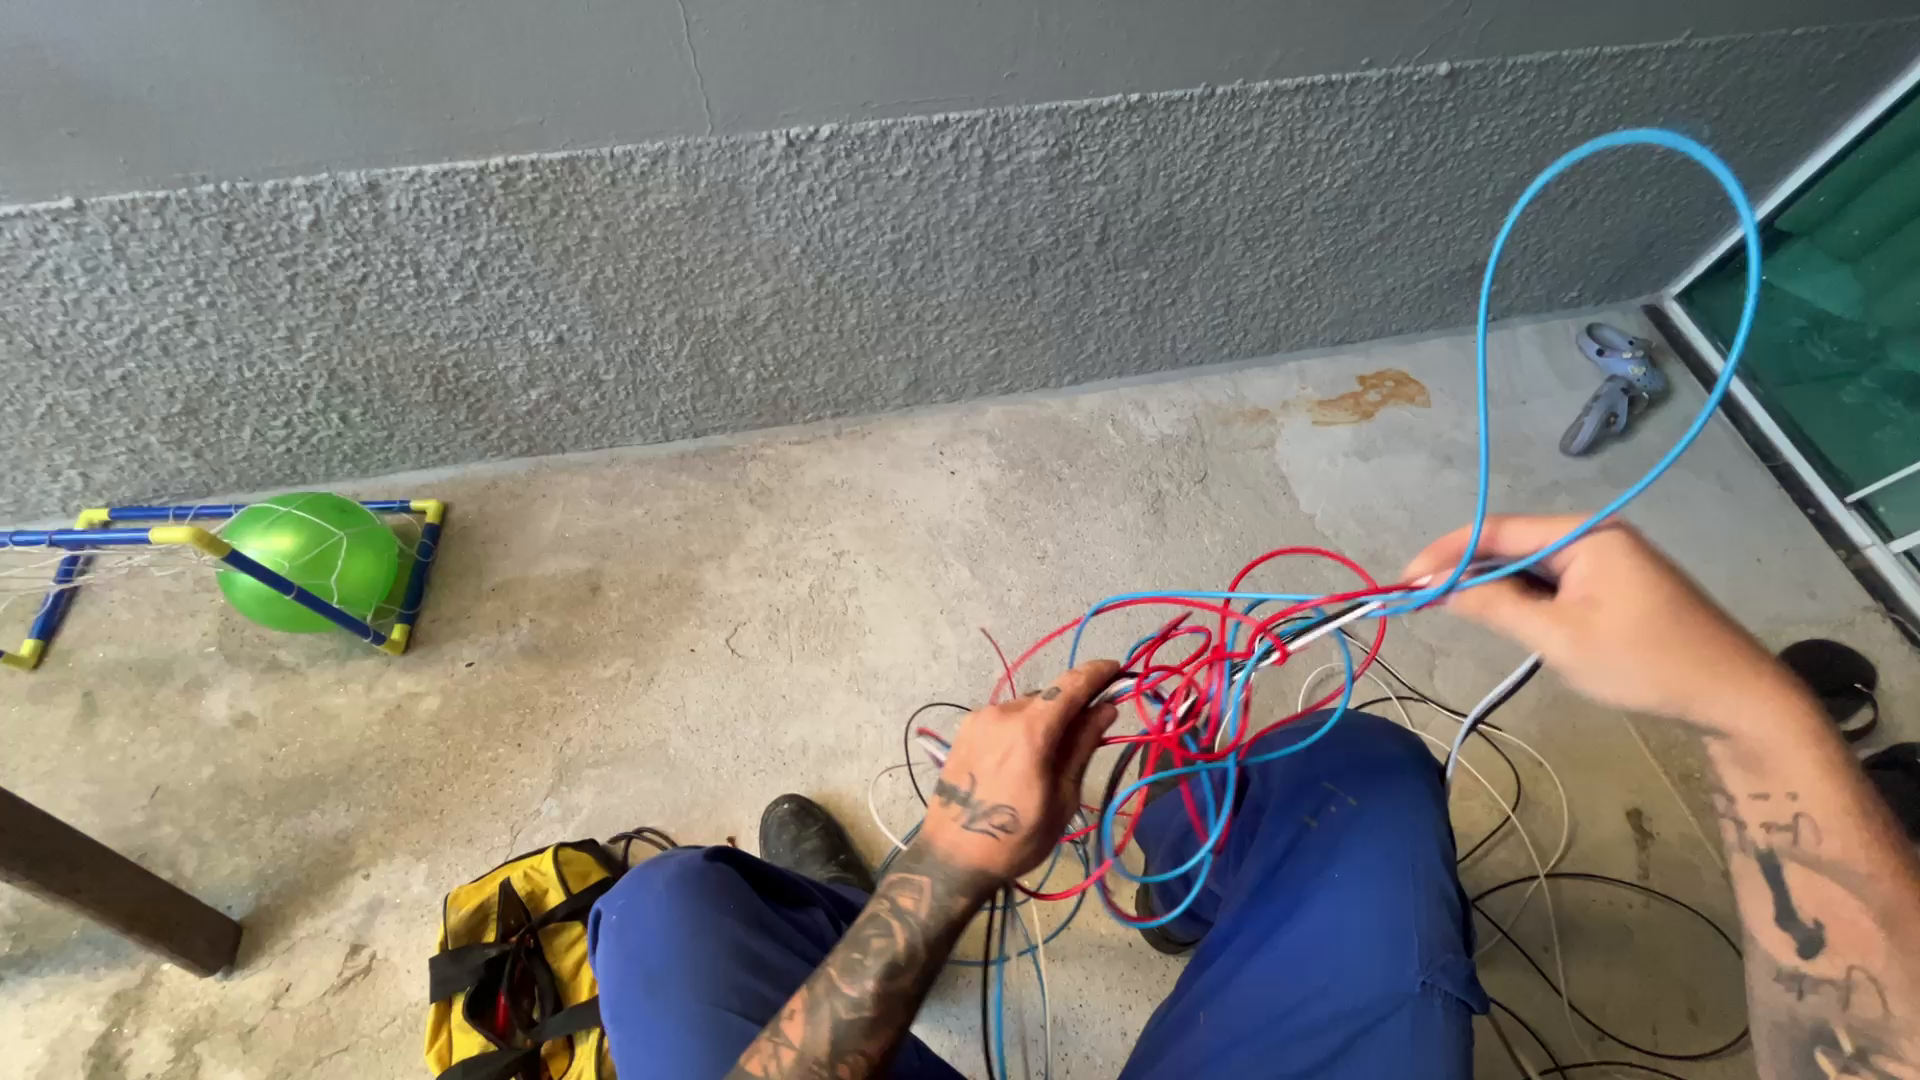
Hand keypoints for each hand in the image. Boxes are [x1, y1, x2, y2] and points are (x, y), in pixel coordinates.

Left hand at [917, 659, 1120, 882]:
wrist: (952, 856)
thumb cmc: (1017, 838)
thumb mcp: (1062, 798)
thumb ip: (1082, 746)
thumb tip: (1106, 708)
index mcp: (1029, 730)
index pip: (1070, 685)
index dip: (1097, 673)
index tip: (1118, 669)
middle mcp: (1002, 713)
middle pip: (1048, 697)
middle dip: (1072, 708)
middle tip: (1089, 733)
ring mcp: (979, 718)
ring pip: (1025, 707)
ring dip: (1044, 719)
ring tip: (1049, 757)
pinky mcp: (965, 729)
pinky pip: (1004, 717)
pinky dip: (1021, 727)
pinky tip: (1021, 758)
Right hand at [1402, 515, 1803, 731]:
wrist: (1739, 700)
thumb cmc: (1646, 664)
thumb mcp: (1558, 637)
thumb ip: (1493, 605)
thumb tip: (1433, 587)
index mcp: (1585, 535)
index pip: (1494, 531)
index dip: (1443, 554)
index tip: (1404, 580)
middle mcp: (1593, 536)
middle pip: (1507, 544)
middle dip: (1460, 569)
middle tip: (1416, 595)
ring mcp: (1604, 559)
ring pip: (1524, 563)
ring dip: (1484, 583)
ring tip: (1442, 603)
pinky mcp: (1609, 583)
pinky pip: (1546, 579)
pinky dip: (1513, 594)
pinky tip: (1490, 609)